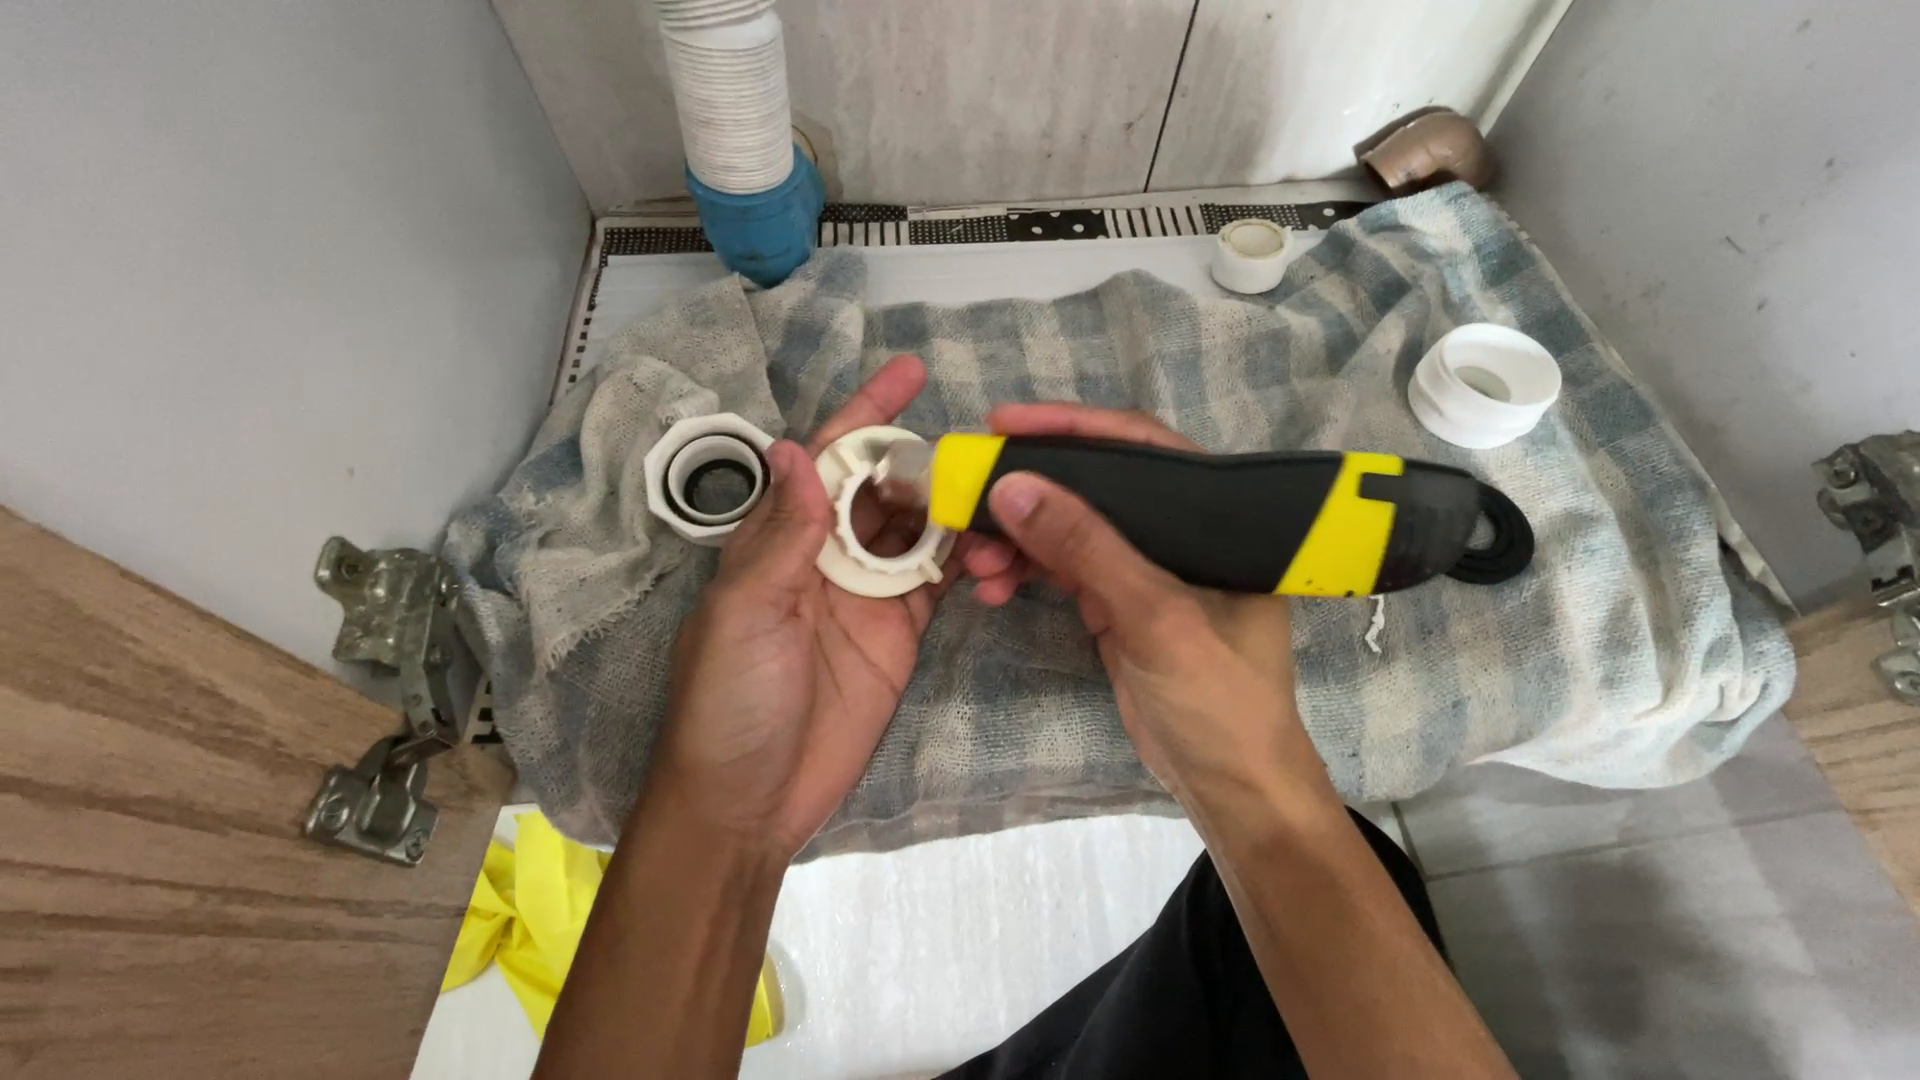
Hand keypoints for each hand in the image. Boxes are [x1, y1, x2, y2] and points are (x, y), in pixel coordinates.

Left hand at [649, 355, 957, 861]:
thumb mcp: (745, 613)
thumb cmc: (730, 702)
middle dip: (925, 459)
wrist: (751, 800)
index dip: (865, 414)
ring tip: (997, 494)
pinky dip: (964, 560)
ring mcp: (866, 594)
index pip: (827, 461)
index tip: (909, 372)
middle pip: (882, 488)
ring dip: (953, 508)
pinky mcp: (899, 632)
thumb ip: (782, 536)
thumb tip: (800, 448)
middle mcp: (824, 556)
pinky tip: (994, 546)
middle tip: (980, 448)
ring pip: (917, 529)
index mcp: (778, 540)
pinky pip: (936, 581)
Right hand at [958, 404, 1334, 816]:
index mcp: (1212, 515)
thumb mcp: (1156, 617)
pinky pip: (1063, 569)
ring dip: (1020, 538)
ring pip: (1071, 529)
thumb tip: (1012, 486)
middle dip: (1030, 490)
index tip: (1002, 425)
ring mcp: (1144, 568)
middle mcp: (1177, 530)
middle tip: (968, 492)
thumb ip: (1088, 549)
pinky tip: (994, 585)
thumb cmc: (1220, 699)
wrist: (1231, 787)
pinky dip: (1027, 572)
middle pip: (1094, 485)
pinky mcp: (1118, 603)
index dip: (1070, 427)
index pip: (1138, 446)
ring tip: (976, 560)